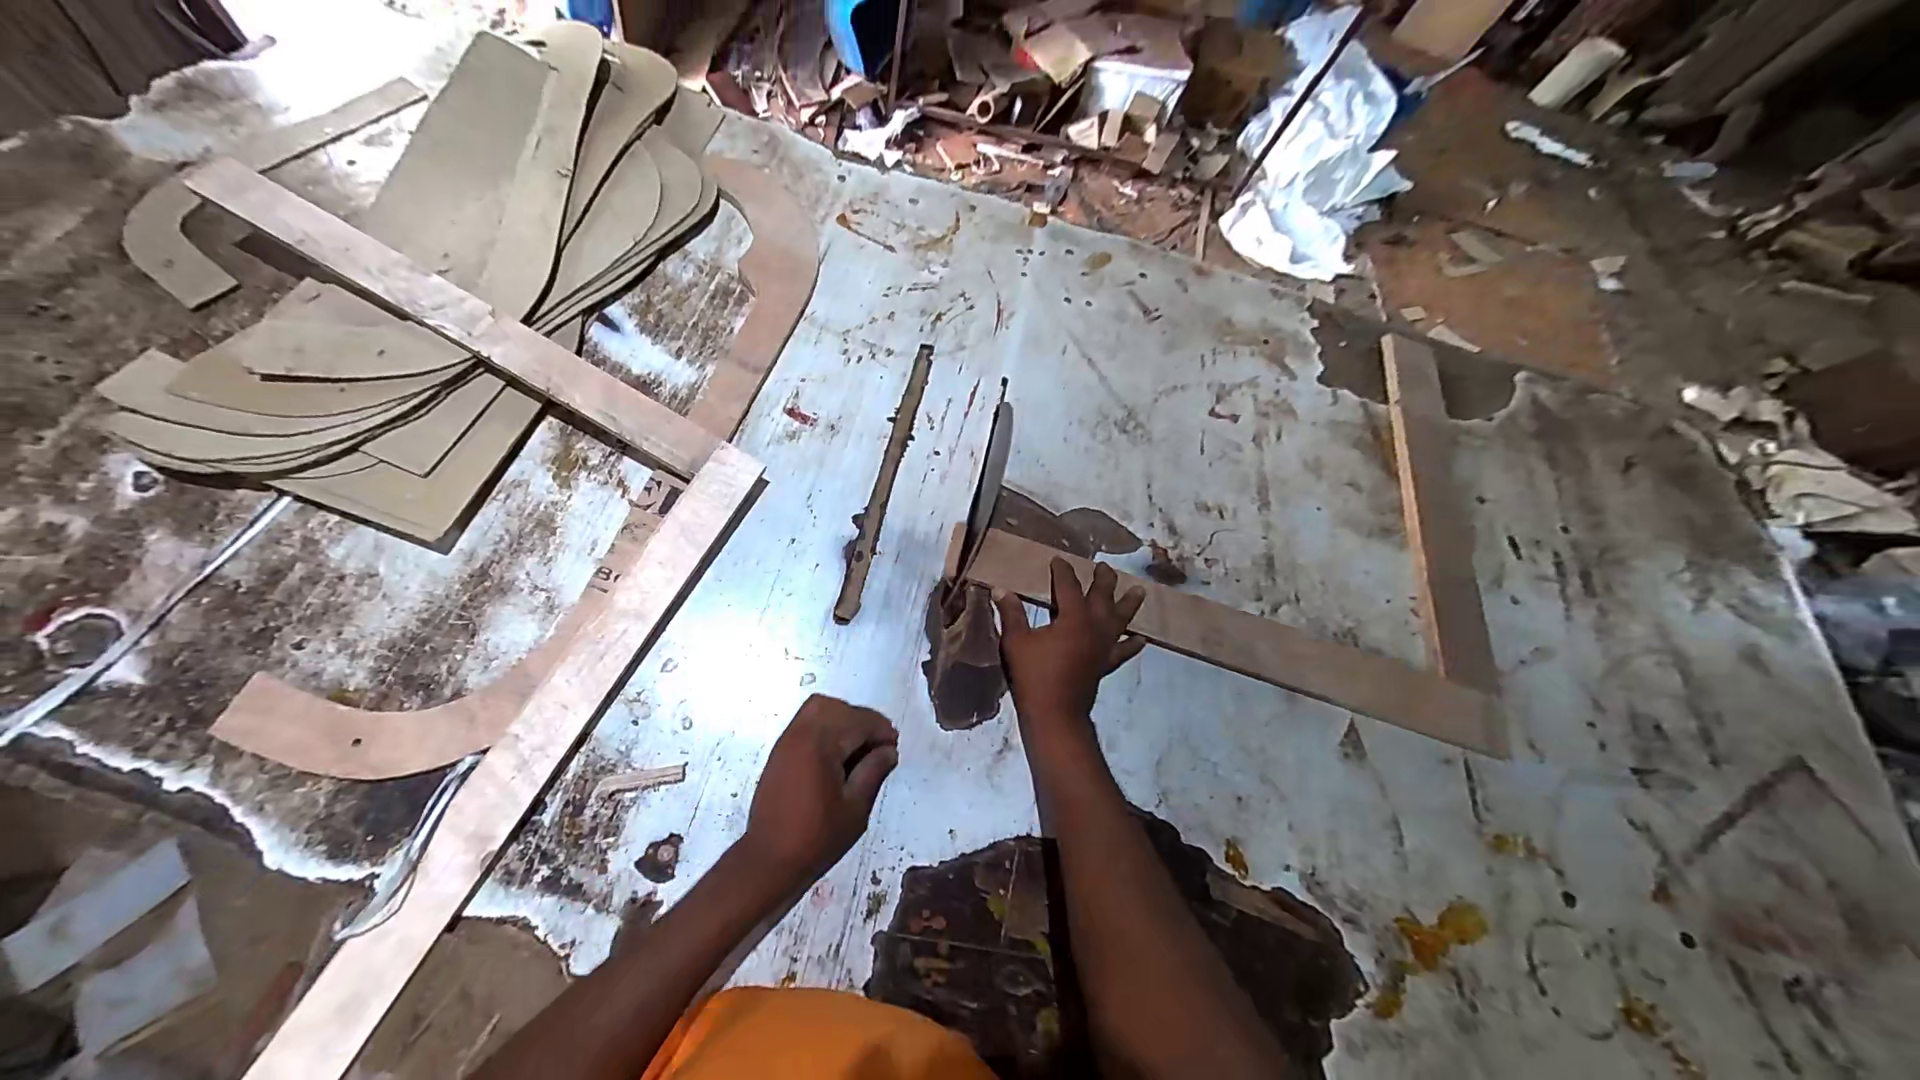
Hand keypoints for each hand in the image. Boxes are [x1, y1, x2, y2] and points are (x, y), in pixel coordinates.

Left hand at [741, 694, 897, 885]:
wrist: (769, 861)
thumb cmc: (816, 838)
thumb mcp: (855, 808)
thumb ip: (874, 772)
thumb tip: (888, 751)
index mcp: (820, 744)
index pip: (858, 721)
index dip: (880, 730)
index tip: (893, 747)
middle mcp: (800, 735)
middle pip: (837, 707)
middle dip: (862, 720)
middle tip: (878, 745)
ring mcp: (786, 742)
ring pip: (819, 709)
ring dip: (843, 720)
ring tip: (859, 748)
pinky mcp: (779, 753)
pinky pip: (806, 724)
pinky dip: (826, 728)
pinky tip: (839, 756)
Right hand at [994, 558, 1146, 728]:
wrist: (1055, 714)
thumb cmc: (1034, 675)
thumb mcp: (1016, 641)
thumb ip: (1011, 613)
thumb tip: (1000, 590)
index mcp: (1073, 617)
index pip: (1068, 586)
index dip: (1062, 571)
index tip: (1058, 560)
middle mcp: (1095, 627)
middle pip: (1102, 597)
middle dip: (1102, 580)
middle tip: (1104, 567)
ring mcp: (1104, 646)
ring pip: (1120, 619)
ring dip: (1128, 604)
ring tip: (1139, 590)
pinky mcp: (1106, 663)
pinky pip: (1123, 650)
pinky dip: (1131, 644)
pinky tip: (1140, 639)